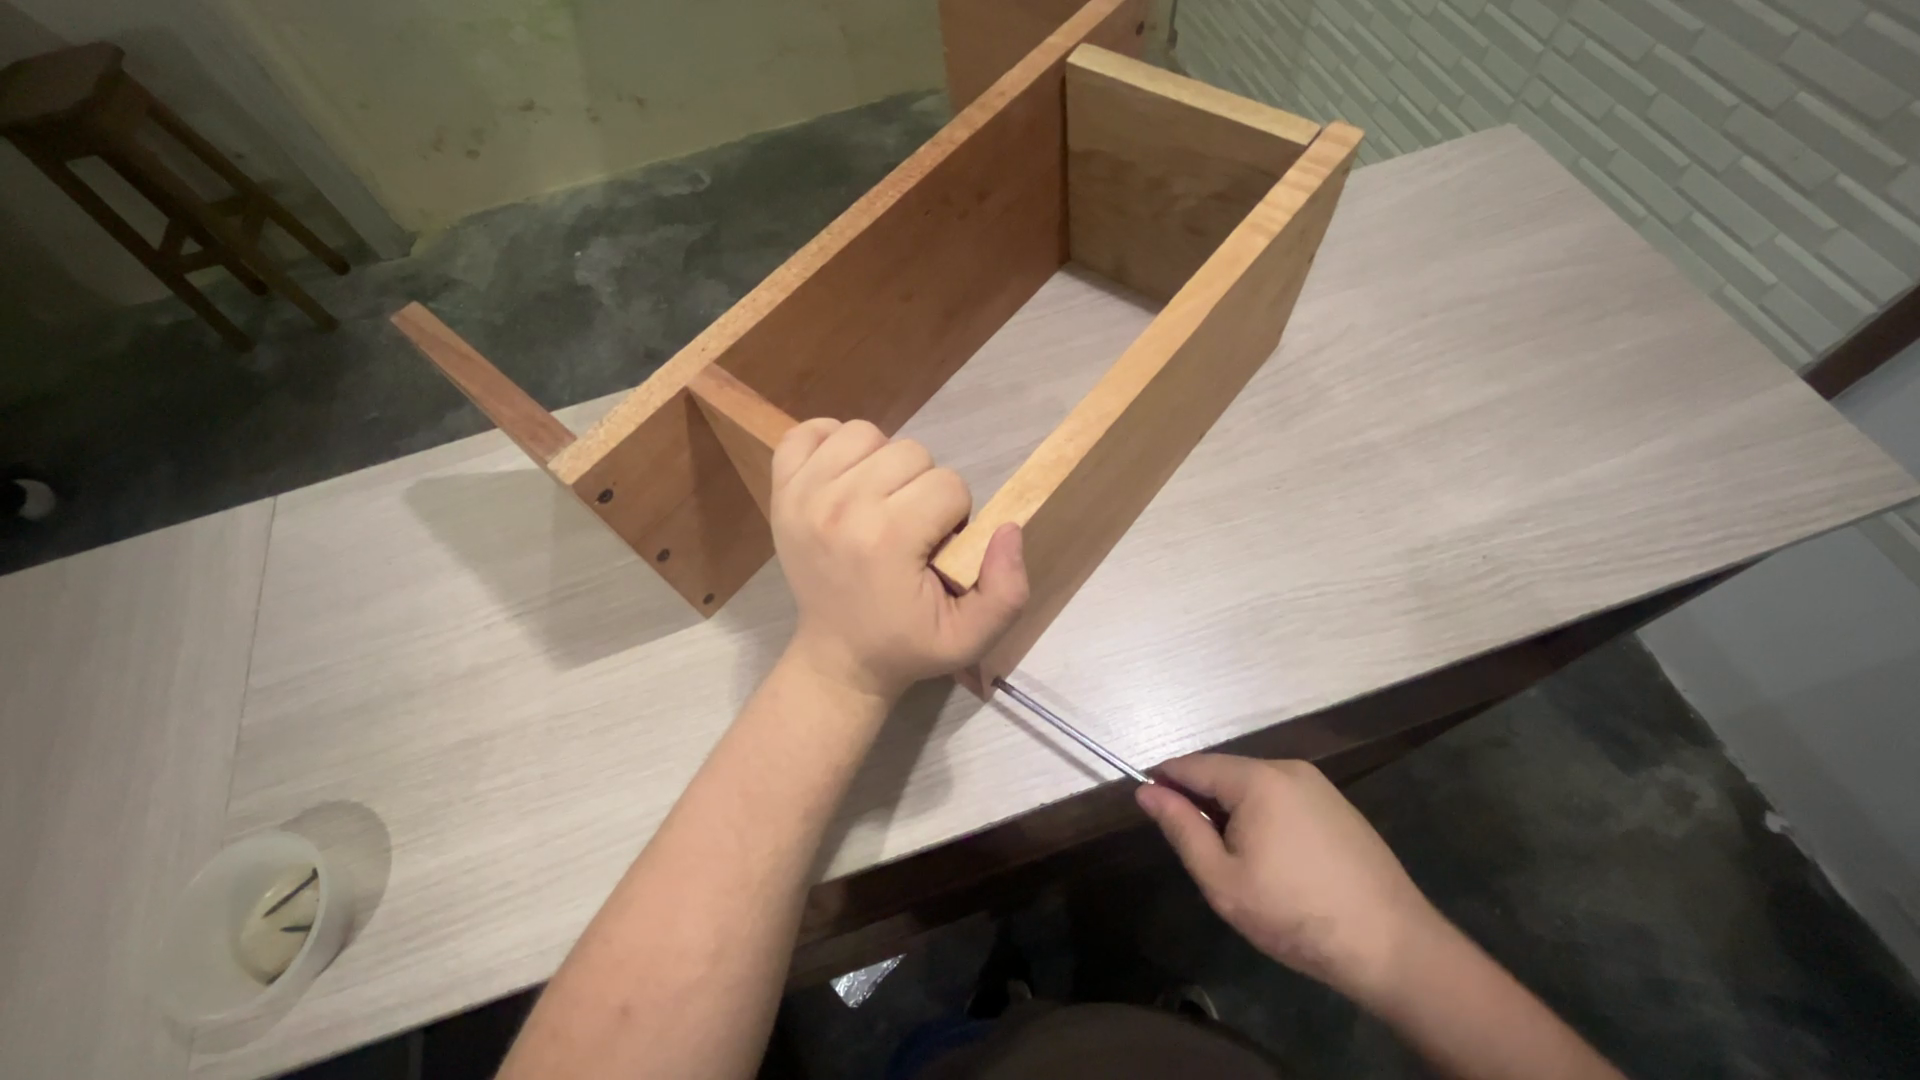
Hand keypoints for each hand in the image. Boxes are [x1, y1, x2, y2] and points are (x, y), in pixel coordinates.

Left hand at [771, 418, 1028, 701]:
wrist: (838, 657)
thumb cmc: (906, 645)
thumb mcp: (970, 638)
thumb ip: (1006, 590)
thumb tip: (1008, 528)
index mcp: (887, 539)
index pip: (949, 485)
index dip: (955, 515)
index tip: (936, 547)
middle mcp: (841, 507)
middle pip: (911, 452)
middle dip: (923, 488)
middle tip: (911, 529)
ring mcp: (805, 495)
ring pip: (866, 434)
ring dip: (882, 463)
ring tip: (880, 502)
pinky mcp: (782, 490)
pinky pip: (807, 432)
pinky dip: (831, 445)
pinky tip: (845, 477)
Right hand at [1137, 754, 1442, 1003]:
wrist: (1391, 945)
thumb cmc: (1294, 913)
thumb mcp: (1222, 879)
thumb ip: (1181, 828)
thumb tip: (1146, 792)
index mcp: (1257, 779)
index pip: (1194, 765)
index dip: (1164, 780)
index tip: (1143, 802)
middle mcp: (1289, 769)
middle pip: (1225, 772)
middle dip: (1200, 799)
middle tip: (1191, 846)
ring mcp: (1319, 787)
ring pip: (1254, 786)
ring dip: (1231, 810)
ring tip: (1230, 859)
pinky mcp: (1338, 807)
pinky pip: (1283, 798)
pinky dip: (1262, 816)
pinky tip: (1270, 858)